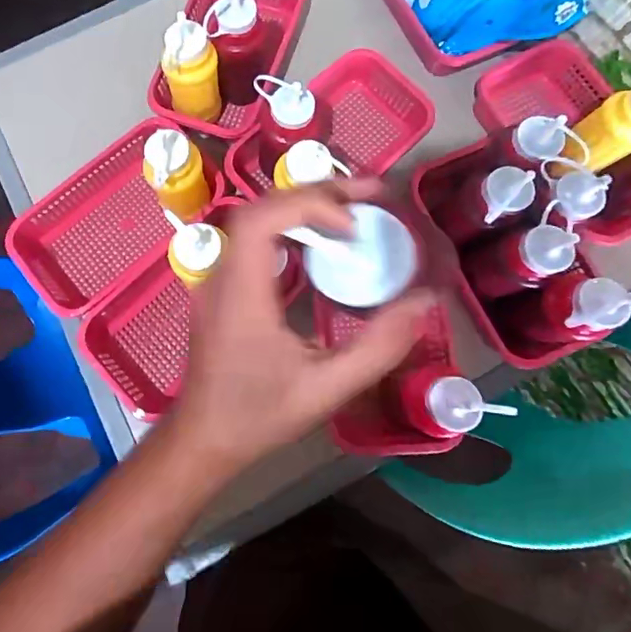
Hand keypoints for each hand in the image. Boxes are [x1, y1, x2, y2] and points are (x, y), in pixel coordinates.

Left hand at [166, 180, 437, 473]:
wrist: (204, 436)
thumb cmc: (259, 416)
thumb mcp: (328, 389)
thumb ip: (380, 345)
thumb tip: (426, 300)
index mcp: (240, 294)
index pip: (260, 221)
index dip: (307, 205)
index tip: (353, 225)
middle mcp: (220, 277)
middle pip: (259, 211)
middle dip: (314, 195)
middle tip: (371, 195)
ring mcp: (215, 281)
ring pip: (253, 222)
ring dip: (302, 209)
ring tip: (353, 210)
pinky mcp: (220, 290)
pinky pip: (251, 242)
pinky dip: (288, 230)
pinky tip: (321, 241)